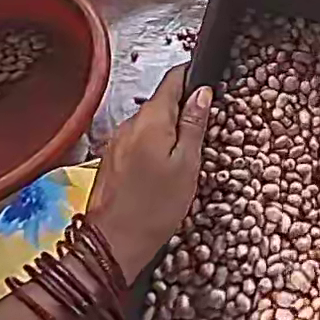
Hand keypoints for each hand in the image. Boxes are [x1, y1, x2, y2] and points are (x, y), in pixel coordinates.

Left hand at [88, 66, 211, 275]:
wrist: (114, 243)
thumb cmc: (155, 206)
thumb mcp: (187, 164)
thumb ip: (194, 124)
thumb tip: (202, 93)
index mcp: (150, 120)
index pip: (172, 80)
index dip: (191, 76)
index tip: (207, 81)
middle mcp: (129, 124)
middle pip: (160, 102)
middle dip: (182, 107)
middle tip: (205, 126)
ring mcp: (117, 141)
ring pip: (149, 122)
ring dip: (167, 128)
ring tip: (186, 152)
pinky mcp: (112, 158)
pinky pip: (138, 139)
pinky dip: (153, 144)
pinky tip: (163, 167)